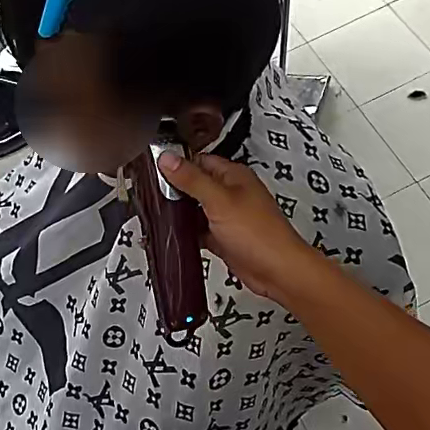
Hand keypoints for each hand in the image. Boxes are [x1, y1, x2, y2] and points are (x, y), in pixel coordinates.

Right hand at [159, 151, 324, 302]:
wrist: (277, 271)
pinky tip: (173, 237)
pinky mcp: (225, 239)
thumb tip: (168, 158)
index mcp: (234, 176)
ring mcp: (228, 217)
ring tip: (156, 216)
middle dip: (175, 191)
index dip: (177, 164)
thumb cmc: (261, 235)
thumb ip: (192, 179)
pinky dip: (188, 234)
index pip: (199, 160)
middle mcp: (232, 194)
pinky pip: (200, 232)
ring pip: (196, 210)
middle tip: (151, 196)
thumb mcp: (219, 200)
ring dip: (180, 215)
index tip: (153, 171)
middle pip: (195, 186)